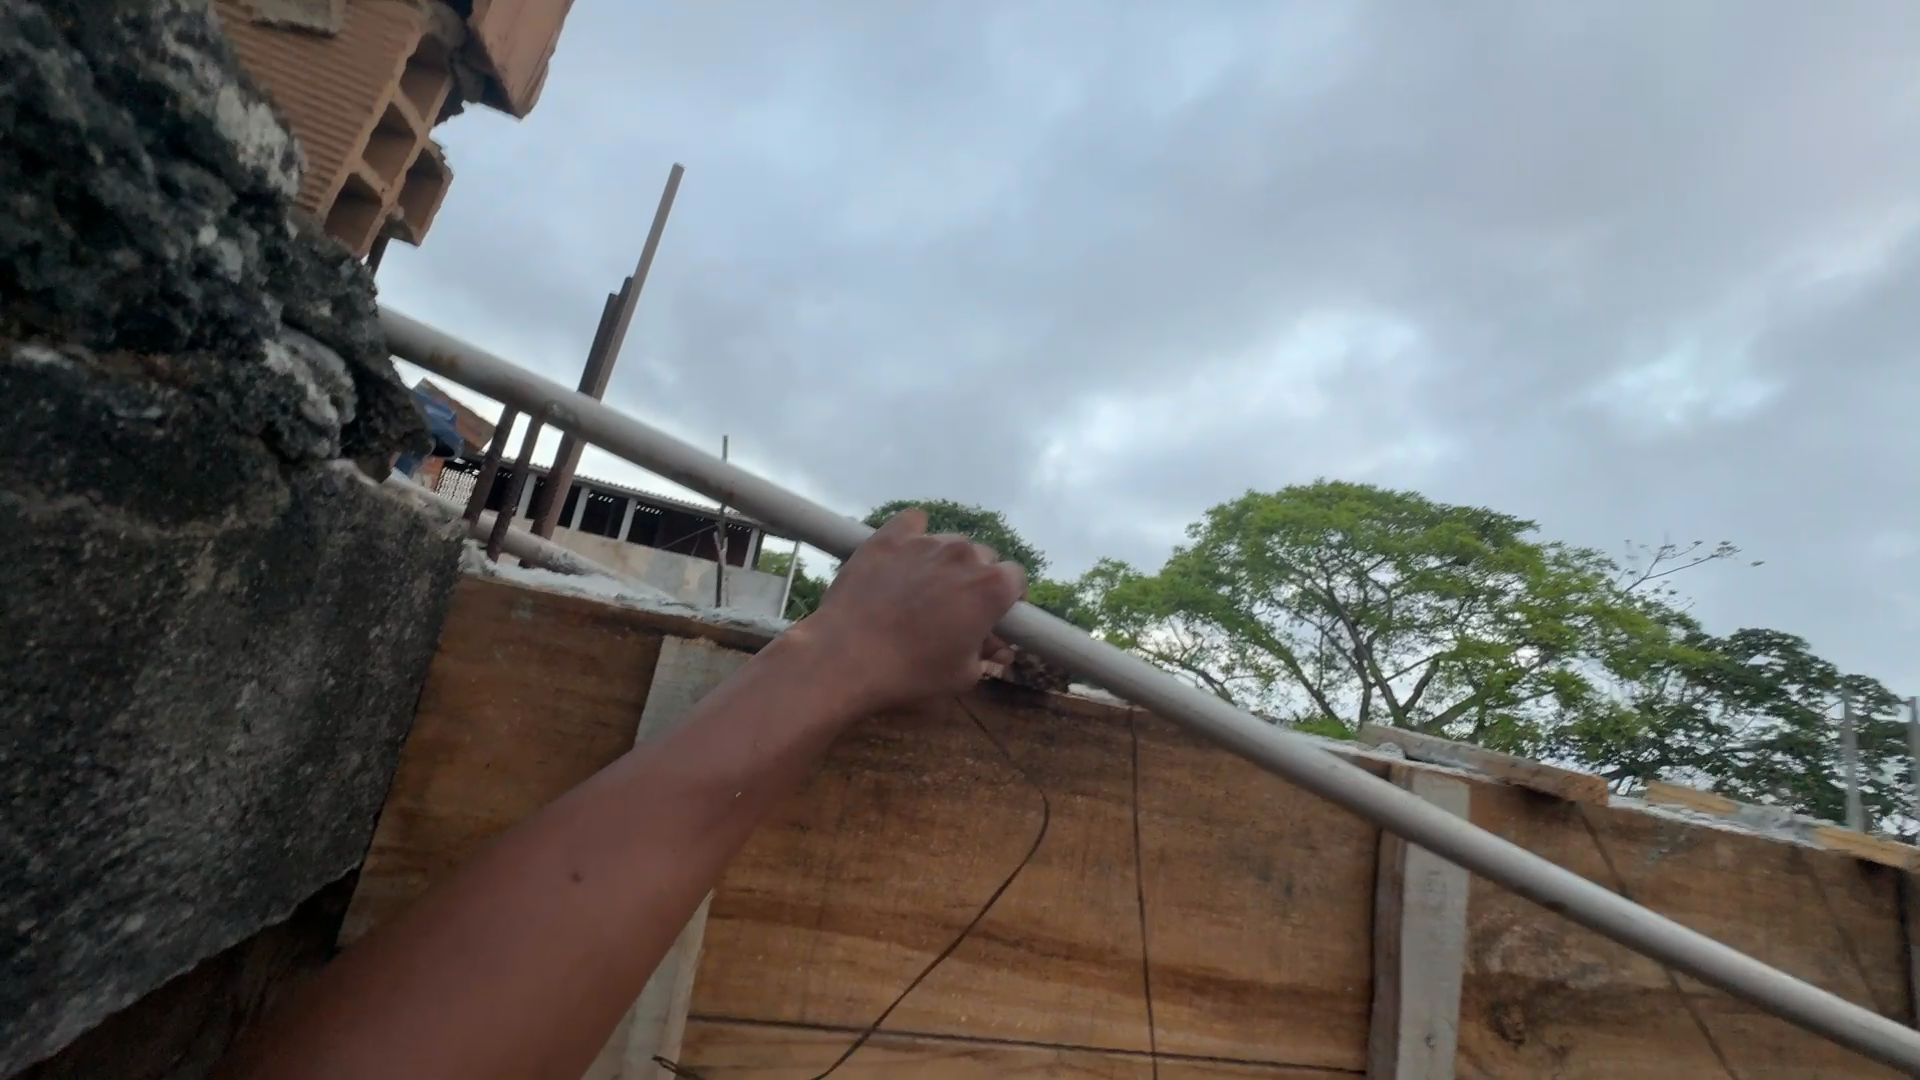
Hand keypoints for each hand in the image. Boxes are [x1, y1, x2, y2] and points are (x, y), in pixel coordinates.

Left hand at [800, 508, 1026, 714]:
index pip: (1016, 578)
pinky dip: (913, 535)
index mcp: (992, 587)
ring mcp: (926, 541)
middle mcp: (965, 554)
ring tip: (920, 589)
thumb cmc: (912, 674)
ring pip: (949, 543)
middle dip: (975, 579)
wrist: (846, 658)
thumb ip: (986, 652)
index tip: (991, 614)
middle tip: (953, 608)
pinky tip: (903, 556)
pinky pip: (912, 522)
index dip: (1006, 597)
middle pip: (983, 558)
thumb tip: (995, 645)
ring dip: (945, 562)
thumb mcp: (963, 675)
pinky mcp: (889, 536)